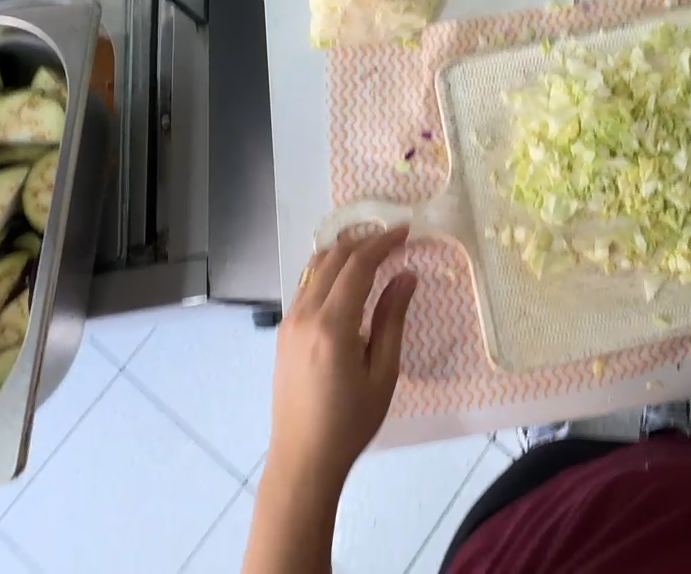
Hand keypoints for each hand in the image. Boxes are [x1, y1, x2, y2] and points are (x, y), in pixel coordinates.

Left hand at [267, 225, 418, 491]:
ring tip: (372, 252)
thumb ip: (392, 319)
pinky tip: (347, 279)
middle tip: (392, 239)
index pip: (357, 265)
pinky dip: (328, 271)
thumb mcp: (383, 372)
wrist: (303, 459)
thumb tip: (406, 275)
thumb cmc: (350, 422)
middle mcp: (305, 315)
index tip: (405, 231)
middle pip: (333, 258)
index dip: (382, 243)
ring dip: (343, 252)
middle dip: (364, 241)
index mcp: (332, 325)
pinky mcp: (284, 332)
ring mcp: (290, 322)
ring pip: (314, 268)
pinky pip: (306, 286)